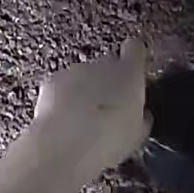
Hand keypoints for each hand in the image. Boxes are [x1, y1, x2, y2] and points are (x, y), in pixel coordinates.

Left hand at [29, 38, 150, 181]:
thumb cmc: (110, 138)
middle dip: (109, 81)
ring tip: (83, 121)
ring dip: (85, 91)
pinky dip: (62, 99)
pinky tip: (64, 121)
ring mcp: (75, 70)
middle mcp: (102, 64)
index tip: (135, 71)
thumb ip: (141, 116)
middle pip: (108, 64)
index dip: (135, 57)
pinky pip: (62, 87)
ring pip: (83, 76)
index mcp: (129, 71)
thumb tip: (141, 114)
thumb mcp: (137, 133)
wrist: (67, 143)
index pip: (135, 48)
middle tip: (109, 109)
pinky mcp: (52, 81)